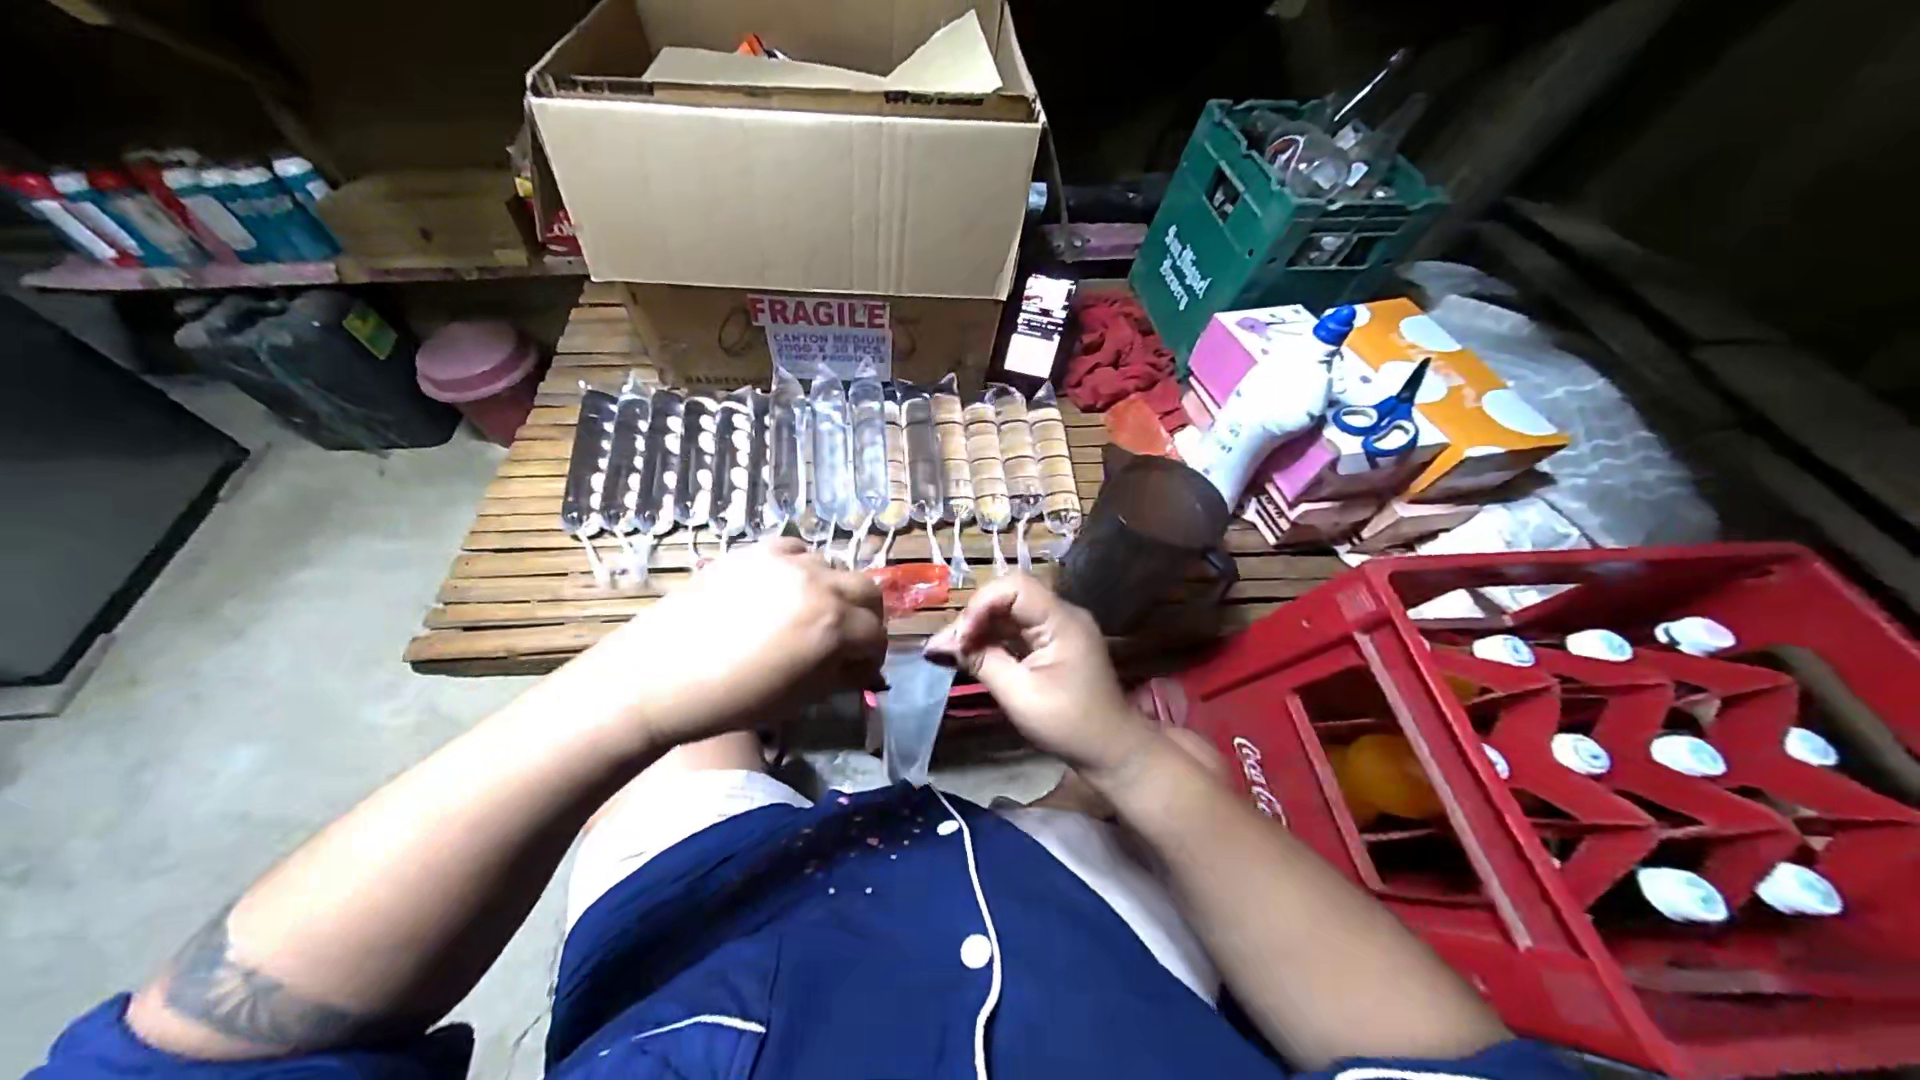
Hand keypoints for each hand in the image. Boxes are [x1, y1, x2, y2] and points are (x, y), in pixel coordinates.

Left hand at [564, 538, 885, 746]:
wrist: (657, 676)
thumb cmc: (733, 700)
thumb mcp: (800, 697)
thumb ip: (842, 676)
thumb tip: (865, 668)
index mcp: (834, 625)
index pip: (877, 633)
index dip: (873, 655)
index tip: (860, 668)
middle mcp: (819, 583)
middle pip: (867, 590)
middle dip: (866, 617)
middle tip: (847, 639)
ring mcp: (786, 562)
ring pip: (833, 567)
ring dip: (834, 591)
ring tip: (811, 614)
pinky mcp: (755, 551)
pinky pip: (796, 551)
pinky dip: (802, 570)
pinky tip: (784, 590)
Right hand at [926, 574, 1156, 780]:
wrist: (1111, 750)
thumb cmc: (1069, 724)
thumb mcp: (1020, 695)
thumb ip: (982, 662)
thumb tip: (941, 644)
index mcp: (1063, 621)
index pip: (1015, 587)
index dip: (981, 604)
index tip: (962, 638)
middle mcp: (1062, 615)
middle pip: (1009, 596)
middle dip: (975, 617)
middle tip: (947, 647)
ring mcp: (1059, 628)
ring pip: (1009, 612)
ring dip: (980, 629)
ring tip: (951, 651)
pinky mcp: (1053, 643)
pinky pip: (1017, 629)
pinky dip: (993, 639)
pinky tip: (971, 654)